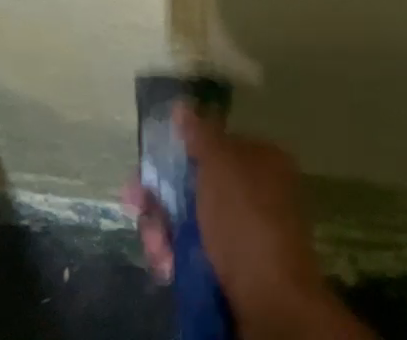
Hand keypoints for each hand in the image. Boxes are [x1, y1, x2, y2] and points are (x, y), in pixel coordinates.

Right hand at [127, 111, 369, 337]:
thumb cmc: (245, 220)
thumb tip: (183, 104)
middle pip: (193, 185)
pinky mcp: (231, 267)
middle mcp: (254, 193)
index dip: (176, 153)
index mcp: (261, 161)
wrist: (270, 301)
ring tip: (157, 247)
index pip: (211, 146)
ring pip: (188, 221)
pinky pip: (193, 251)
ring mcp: (242, 233)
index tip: (146, 165)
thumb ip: (200, 134)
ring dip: (162, 230)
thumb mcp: (220, 166)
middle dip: (159, 197)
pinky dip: (174, 256)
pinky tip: (167, 264)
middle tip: (136, 204)